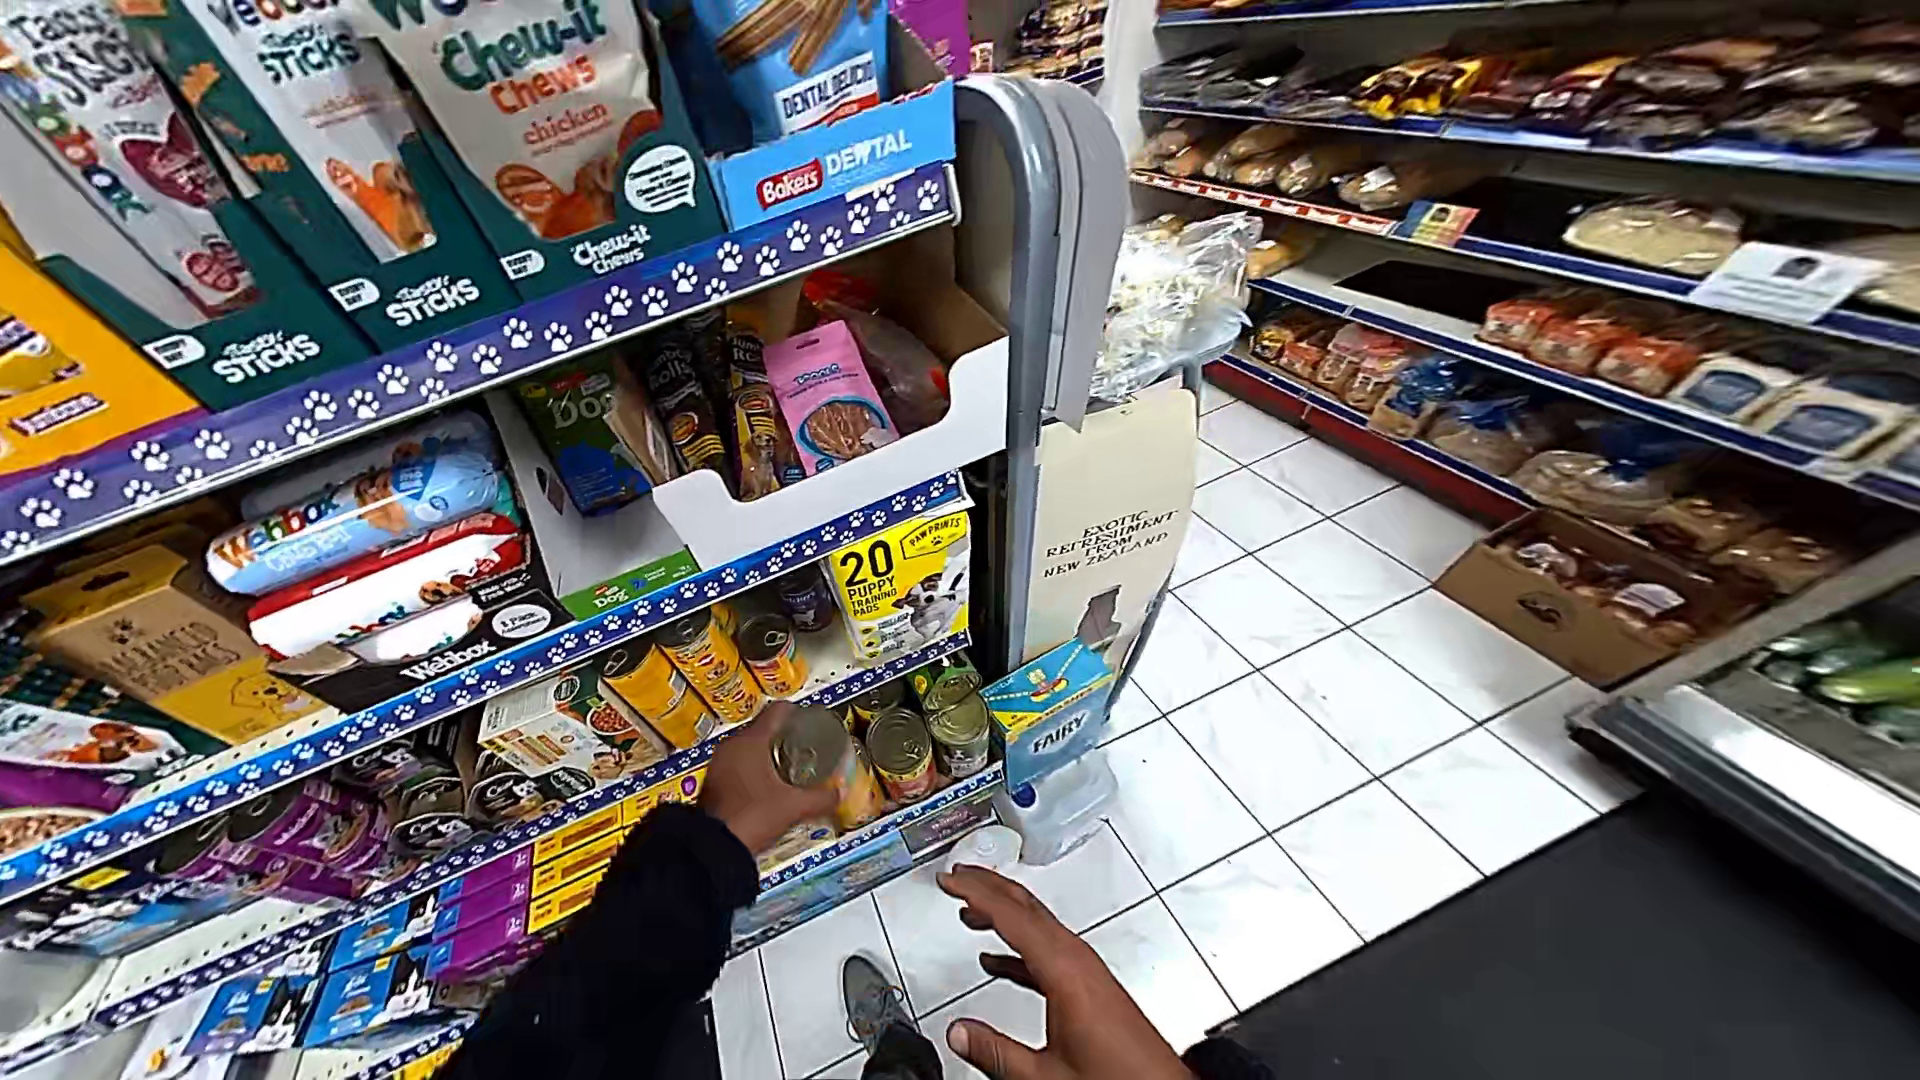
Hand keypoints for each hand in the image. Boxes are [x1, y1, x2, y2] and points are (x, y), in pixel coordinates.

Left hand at [699, 702, 838, 853]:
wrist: (710, 852)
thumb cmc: (749, 818)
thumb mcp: (793, 806)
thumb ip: (821, 797)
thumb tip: (839, 792)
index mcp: (751, 741)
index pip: (778, 710)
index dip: (798, 712)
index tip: (811, 720)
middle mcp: (732, 746)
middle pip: (764, 728)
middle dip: (786, 736)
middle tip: (807, 745)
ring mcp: (719, 765)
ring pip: (750, 747)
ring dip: (770, 753)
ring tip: (792, 766)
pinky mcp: (712, 784)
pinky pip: (739, 765)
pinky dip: (755, 769)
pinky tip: (770, 785)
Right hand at [937, 866, 1192, 1079]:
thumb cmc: (1118, 1079)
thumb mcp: (1046, 1076)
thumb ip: (997, 1052)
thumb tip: (958, 1032)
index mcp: (1062, 965)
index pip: (1009, 913)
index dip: (975, 892)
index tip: (949, 880)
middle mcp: (1073, 954)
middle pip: (1023, 904)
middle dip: (987, 886)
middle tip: (956, 876)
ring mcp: (1081, 964)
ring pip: (1034, 922)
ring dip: (1000, 910)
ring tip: (969, 906)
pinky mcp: (1085, 979)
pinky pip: (1043, 948)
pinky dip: (1014, 946)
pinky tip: (994, 959)